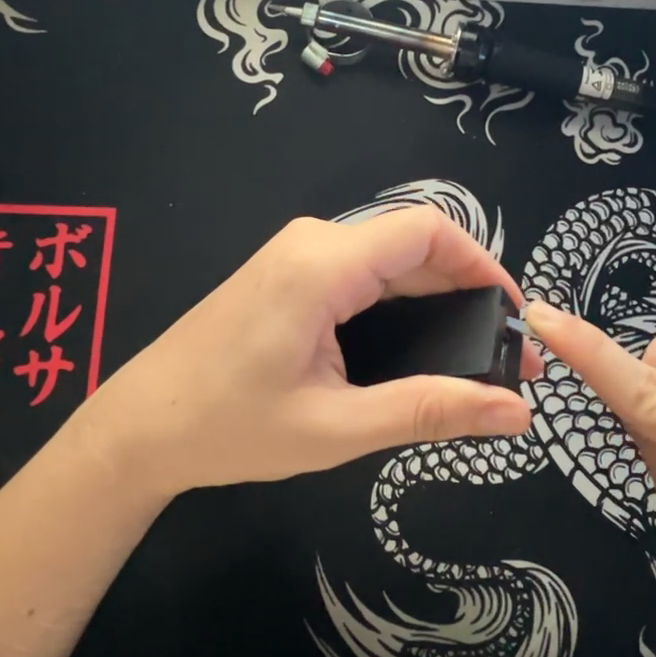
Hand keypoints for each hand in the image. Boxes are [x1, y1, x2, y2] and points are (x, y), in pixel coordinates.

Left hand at [75, 208, 539, 499]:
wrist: (139, 426)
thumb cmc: (229, 427)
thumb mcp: (337, 427)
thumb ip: (430, 411)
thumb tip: (514, 411)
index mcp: (323, 264)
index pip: (430, 230)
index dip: (485, 264)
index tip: (516, 320)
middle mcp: (312, 242)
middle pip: (414, 244)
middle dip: (468, 290)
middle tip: (505, 356)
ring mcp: (295, 255)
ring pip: (390, 258)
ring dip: (437, 296)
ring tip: (473, 354)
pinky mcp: (287, 274)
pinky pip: (362, 272)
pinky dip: (402, 300)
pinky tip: (420, 345)